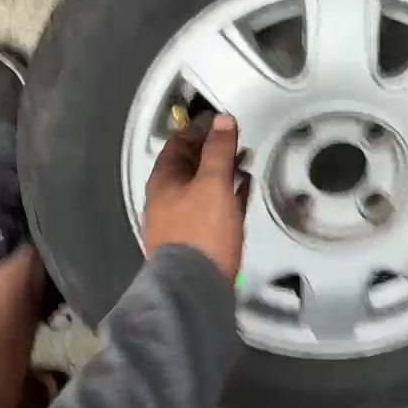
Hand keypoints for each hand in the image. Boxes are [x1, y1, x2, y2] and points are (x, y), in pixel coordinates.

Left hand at [144, 113, 248, 280]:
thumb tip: (223, 121)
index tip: (221, 121)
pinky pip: (212, 206)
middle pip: (190, 164)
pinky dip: (226, 194)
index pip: (179, 143)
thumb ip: (218, 150)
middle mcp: (167, 198)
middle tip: (235, 140)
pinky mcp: (197, 237)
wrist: (194, 287)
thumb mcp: (213, 182)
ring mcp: (181, 219)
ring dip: (222, 172)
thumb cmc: (200, 231)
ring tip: (244, 163)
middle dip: (213, 150)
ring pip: (202, 185)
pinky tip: (242, 193)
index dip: (200, 128)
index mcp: (164, 181)